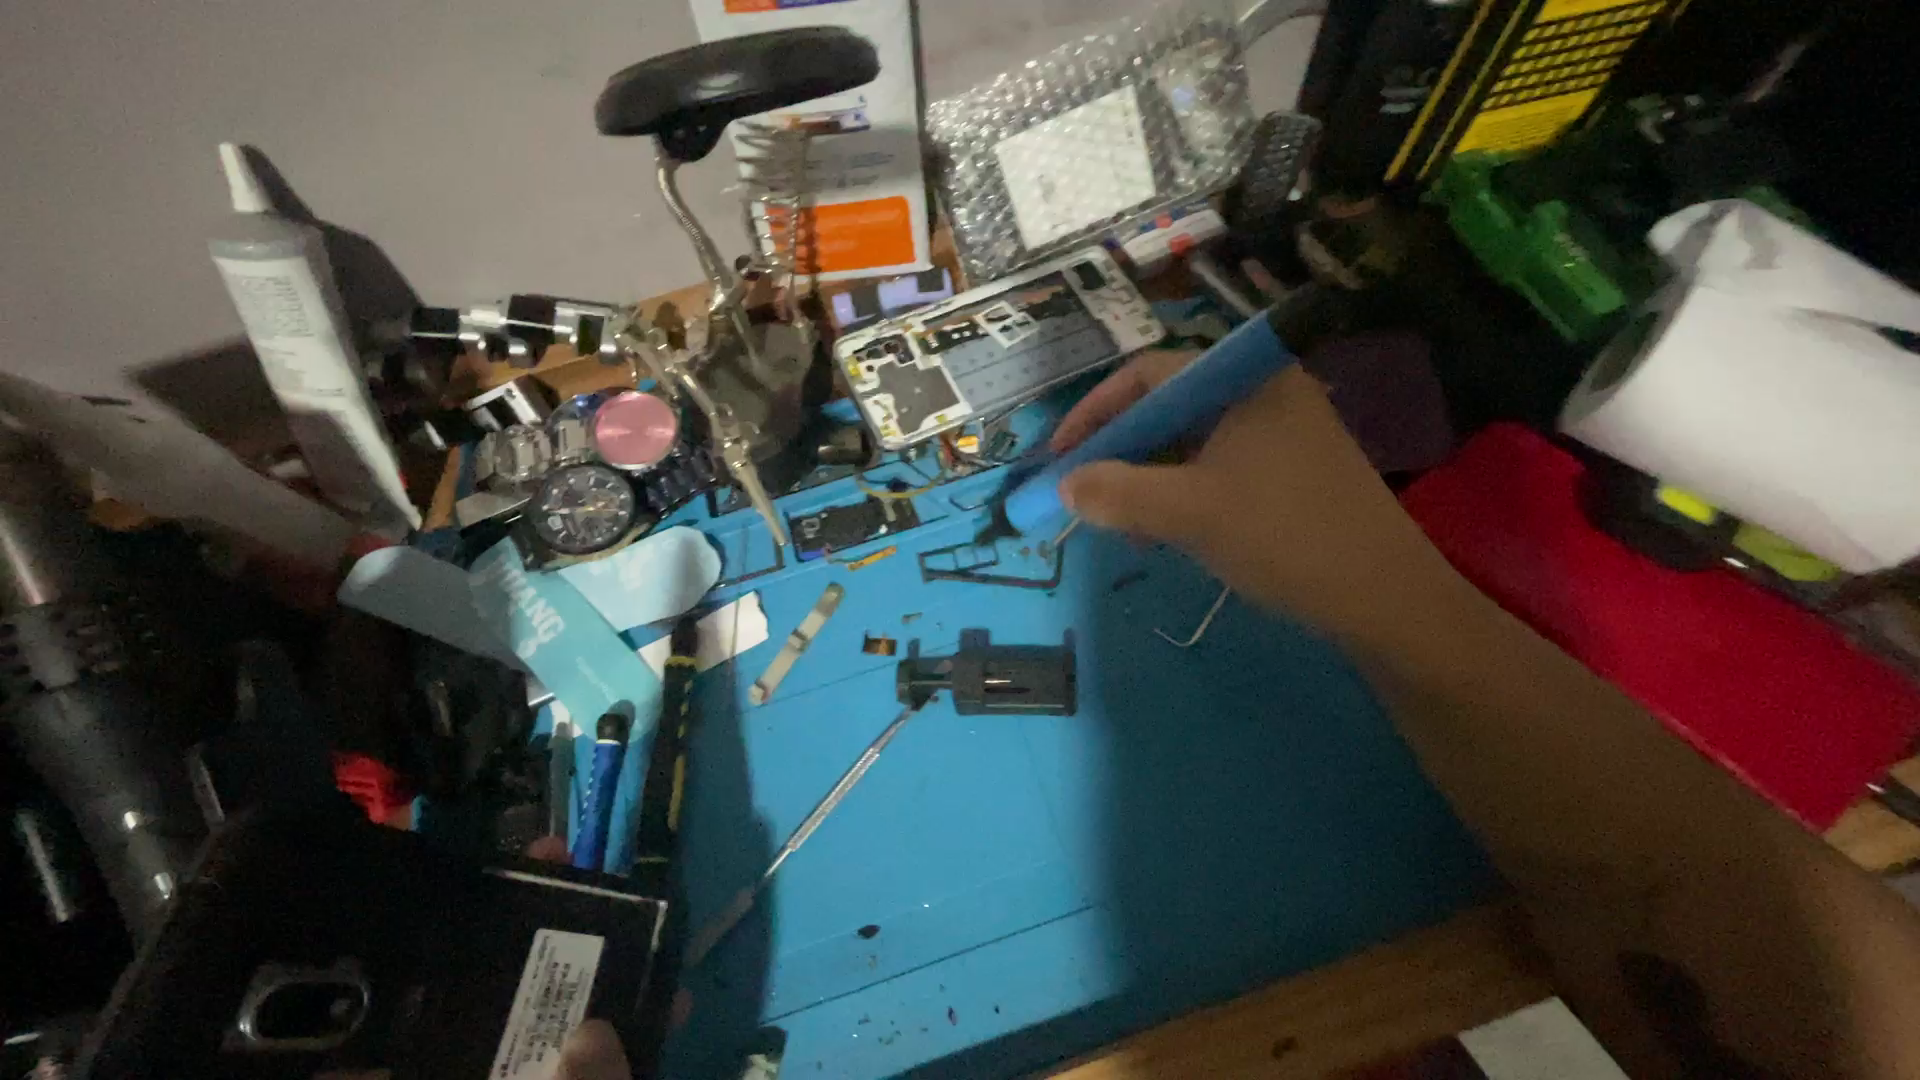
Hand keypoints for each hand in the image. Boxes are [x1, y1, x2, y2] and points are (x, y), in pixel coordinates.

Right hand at [1055, 349, 1470, 649]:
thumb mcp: (1188, 513)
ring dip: (1145, 478)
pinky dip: (1179, 493)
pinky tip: (1165, 531)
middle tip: (1084, 493)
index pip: (1147, 375)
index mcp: (1244, 380)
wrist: (1385, 598)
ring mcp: (1280, 431)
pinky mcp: (1288, 470)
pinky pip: (1215, 467)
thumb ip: (1117, 493)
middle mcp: (1263, 392)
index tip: (1059, 457)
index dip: (1093, 413)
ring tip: (1122, 523)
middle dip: (1118, 451)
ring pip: (1188, 442)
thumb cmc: (1283, 536)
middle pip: (1167, 406)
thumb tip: (1062, 486)